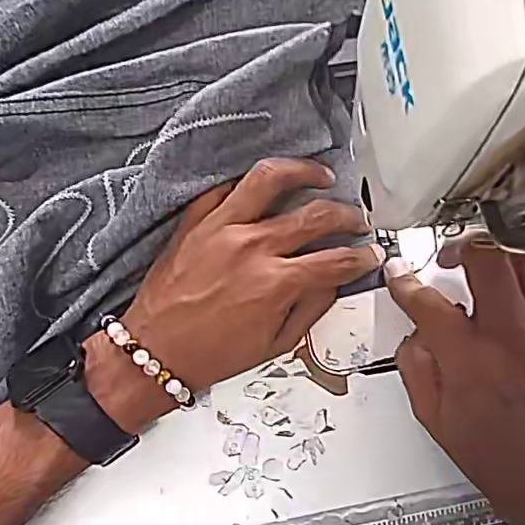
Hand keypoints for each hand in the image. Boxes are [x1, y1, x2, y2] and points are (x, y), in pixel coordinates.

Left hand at [85, 158, 382, 430]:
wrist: (156, 351)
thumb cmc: (209, 353)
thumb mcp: (274, 344)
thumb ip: (310, 308)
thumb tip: (333, 283)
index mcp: (274, 284)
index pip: (336, 259)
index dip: (362, 256)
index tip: (368, 253)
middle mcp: (251, 248)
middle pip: (316, 214)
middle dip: (348, 216)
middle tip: (355, 221)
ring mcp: (220, 228)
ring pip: (271, 178)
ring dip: (304, 172)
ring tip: (319, 176)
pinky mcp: (195, 222)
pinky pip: (226, 187)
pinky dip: (250, 184)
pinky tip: (264, 190)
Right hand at [385, 241, 524, 524]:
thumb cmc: (499, 455)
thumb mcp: (434, 417)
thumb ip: (417, 368)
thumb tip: (415, 336)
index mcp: (469, 359)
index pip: (427, 300)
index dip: (405, 283)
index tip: (401, 277)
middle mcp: (513, 338)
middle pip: (488, 257)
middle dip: (462, 247)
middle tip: (454, 257)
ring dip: (509, 259)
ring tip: (498, 271)